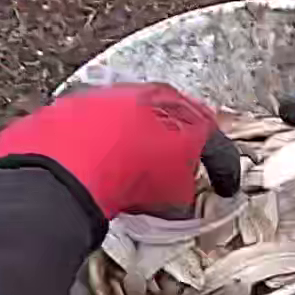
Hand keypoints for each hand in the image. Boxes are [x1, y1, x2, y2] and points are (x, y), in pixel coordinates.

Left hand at [0, 83, 239, 217]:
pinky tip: (97, 161)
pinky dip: (103, 139)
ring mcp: (116, 94)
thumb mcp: (174, 200)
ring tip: (132, 166)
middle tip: (178, 168)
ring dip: (139, 139)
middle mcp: (157, 97)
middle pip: (178, 121)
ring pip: (137, 117)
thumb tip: (181, 197)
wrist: (70, 168)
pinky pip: (99, 122)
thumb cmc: (133, 182)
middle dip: (180, 145)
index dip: (224, 171)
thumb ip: (185, 191)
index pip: (217, 145)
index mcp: (190, 118)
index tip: (225, 188)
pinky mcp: (80, 101)